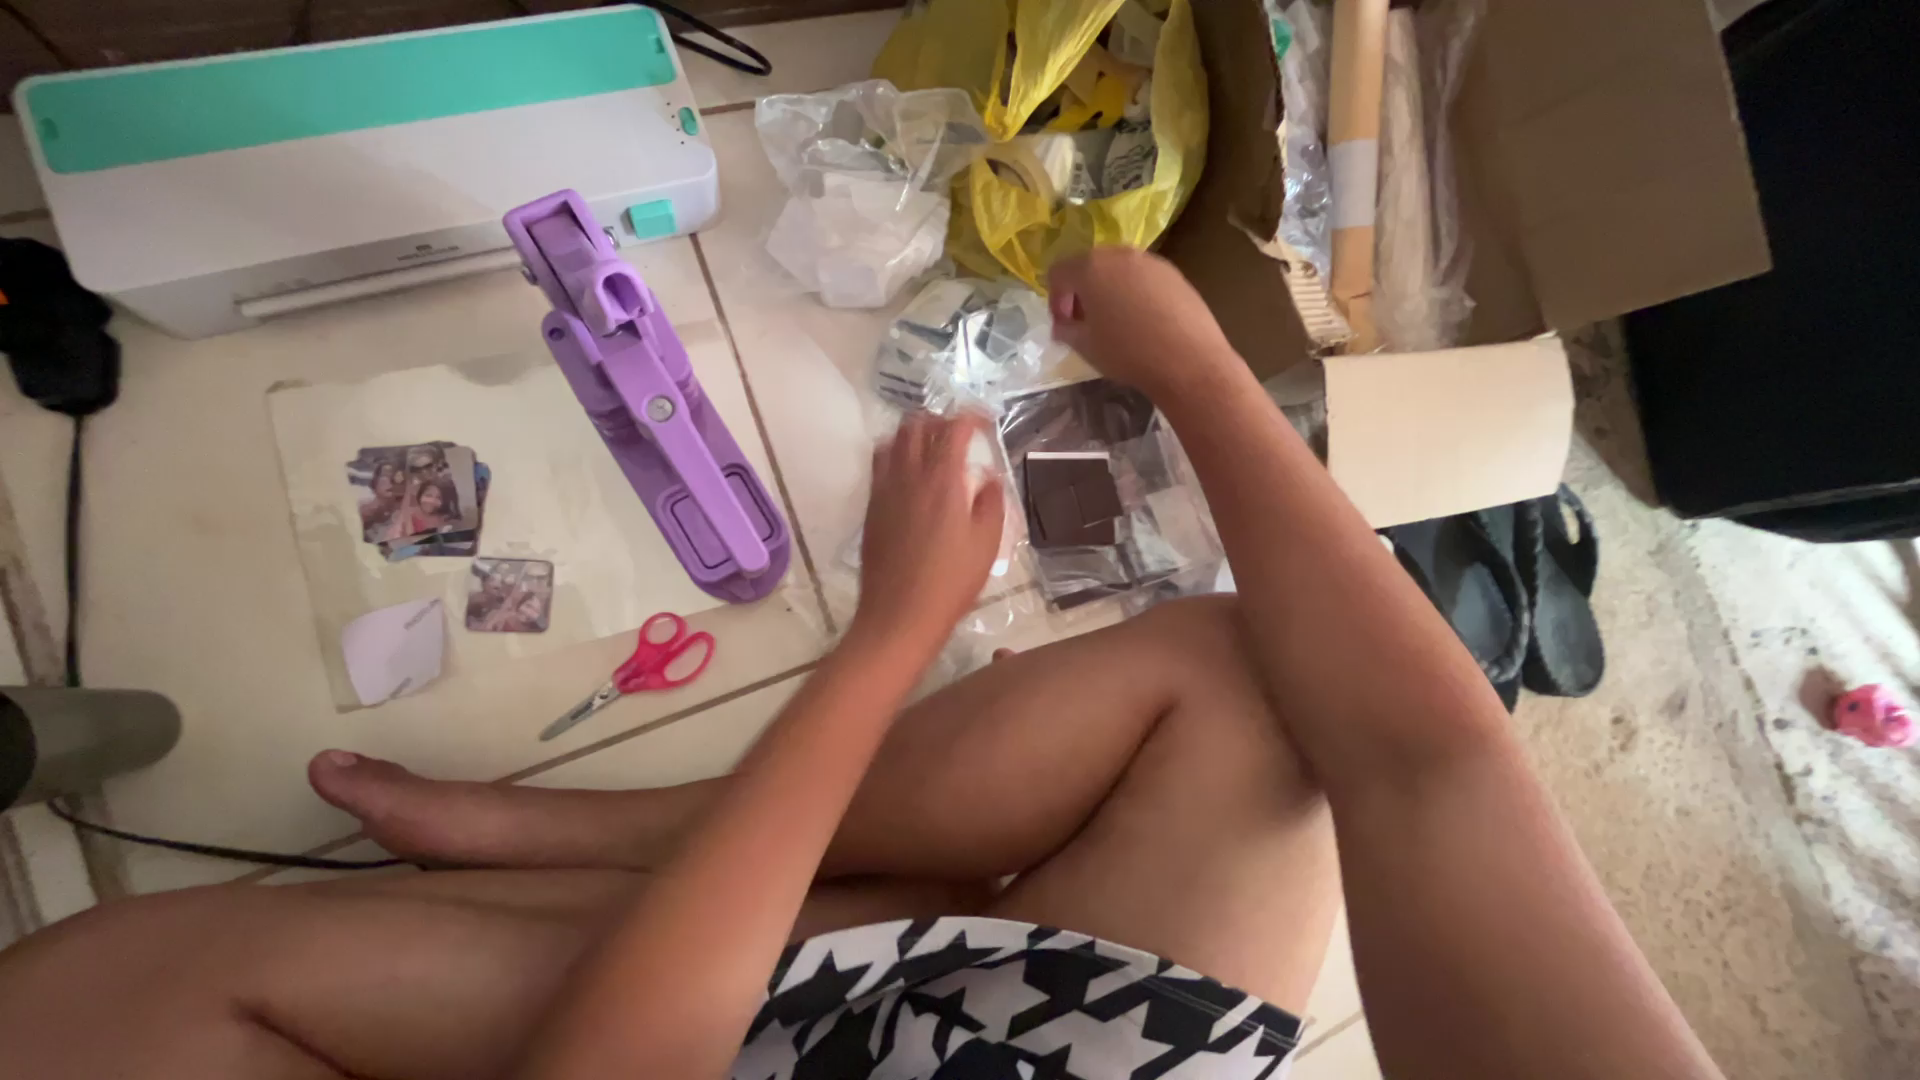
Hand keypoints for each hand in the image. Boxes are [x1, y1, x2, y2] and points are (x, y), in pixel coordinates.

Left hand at [852, 412, 1005, 651]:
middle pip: (918, 425)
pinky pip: (880, 463)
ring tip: (933, 446)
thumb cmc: (951, 582)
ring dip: (915, 433)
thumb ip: (990, 502)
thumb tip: (988, 477)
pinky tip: (909, 472)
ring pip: (894, 440)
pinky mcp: (871, 507)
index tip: (985, 422)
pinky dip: (896, 453)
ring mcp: (884, 490)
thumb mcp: (987, 544)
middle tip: (960, 433)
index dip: (971, 417)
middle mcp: (909, 476)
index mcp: (942, 481)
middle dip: (941, 419)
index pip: (954, 429)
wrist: (899, 614)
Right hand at [1047, 247, 1239, 401]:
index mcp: (1090, 267)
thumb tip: (1064, 325)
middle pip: (1089, 265)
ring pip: (1118, 270)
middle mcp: (1119, 254)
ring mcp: (1150, 261)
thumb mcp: (1085, 347)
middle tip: (1086, 322)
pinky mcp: (1174, 273)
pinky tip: (1143, 322)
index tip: (1064, 325)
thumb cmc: (1127, 352)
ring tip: (1116, 323)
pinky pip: (1143, 278)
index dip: (1055, 299)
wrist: (1187, 360)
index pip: (1059, 273)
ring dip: (1109, 291)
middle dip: (1082, 292)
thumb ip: (1066, 330)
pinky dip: (1134, 293)